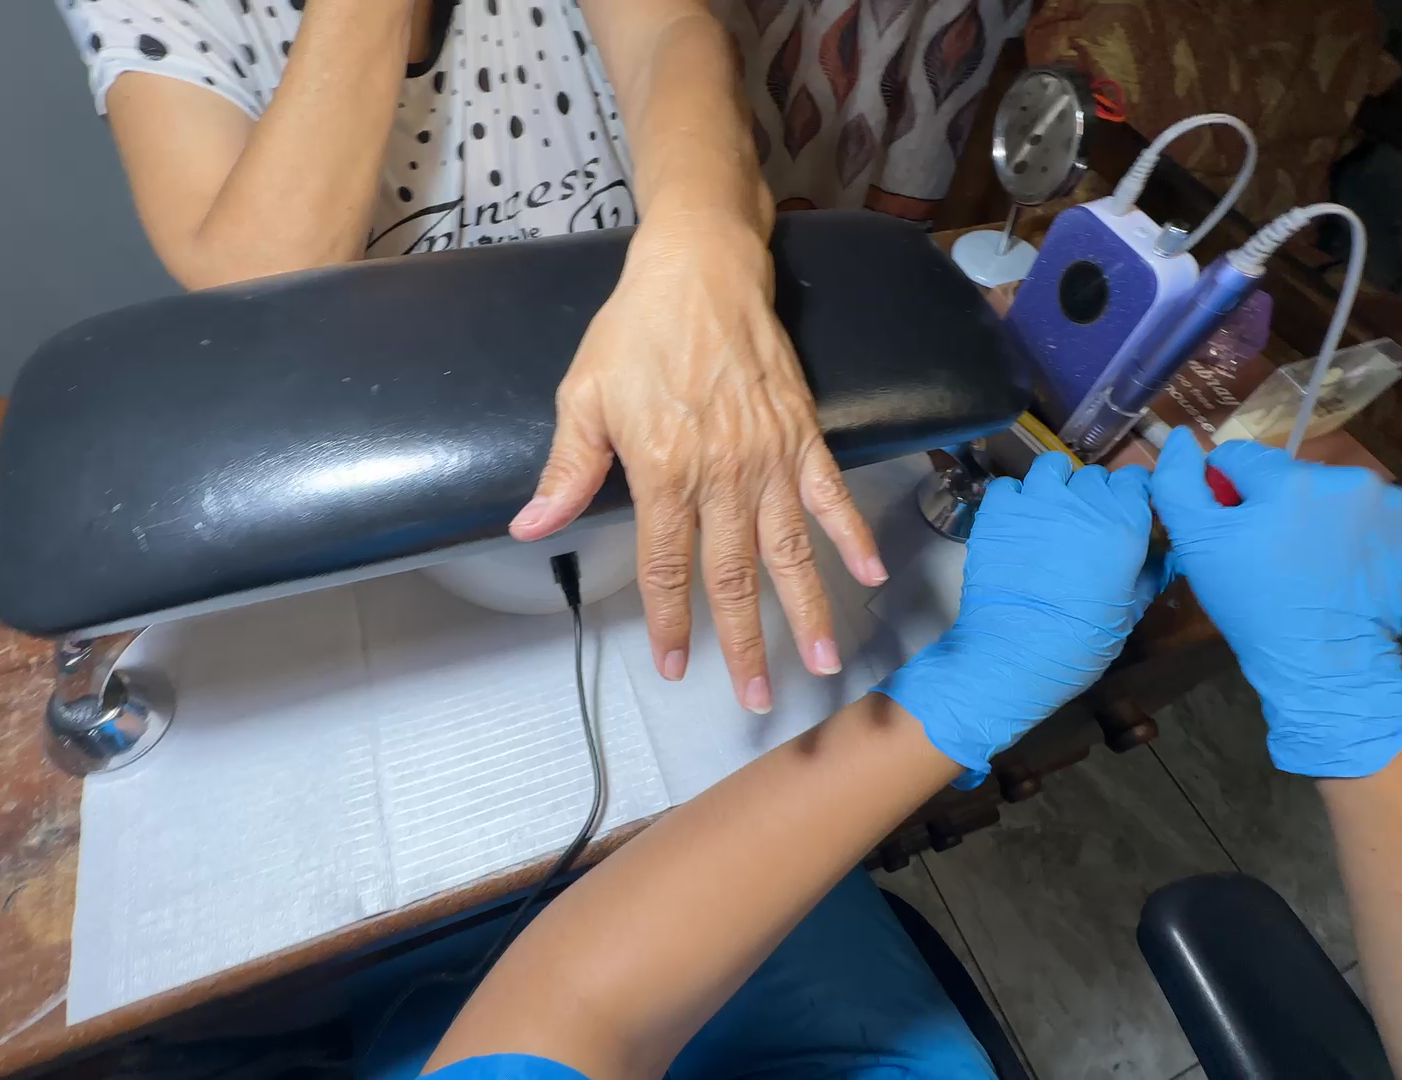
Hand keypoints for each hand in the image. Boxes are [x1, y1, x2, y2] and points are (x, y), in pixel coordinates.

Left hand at [510, 217, 884, 712]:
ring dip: (806, 609)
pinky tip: (871, 573)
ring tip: (822, 662)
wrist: (700, 270)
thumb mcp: (584, 396)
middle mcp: (721, 477)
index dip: (671, 624)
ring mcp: (769, 458)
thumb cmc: (635, 332)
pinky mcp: (803, 433)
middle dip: (743, 643)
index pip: (665, 568)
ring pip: (789, 550)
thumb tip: (530, 527)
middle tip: (758, 699)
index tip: (677, 669)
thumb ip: (566, 471)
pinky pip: (831, 493)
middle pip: (733, 577)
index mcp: (663, 473)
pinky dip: (852, 534)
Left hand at [879, 454, 1163, 785]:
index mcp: (1125, 526)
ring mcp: (1036, 502)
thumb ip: (1147, 573)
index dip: (1129, 492)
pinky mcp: (997, 512)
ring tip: (1047, 511)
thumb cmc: (1080, 641)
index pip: (1136, 480)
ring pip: (1050, 468)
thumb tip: (1159, 556)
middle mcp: (1082, 504)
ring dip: (1053, 484)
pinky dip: (1012, 497)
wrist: (1016, 650)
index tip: (1123, 507)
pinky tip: (1013, 520)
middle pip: (1093, 476)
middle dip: (1090, 494)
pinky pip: (1006, 485)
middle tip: (1080, 522)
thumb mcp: (1130, 610)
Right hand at [1150, 431, 1401, 776]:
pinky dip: (1355, 532)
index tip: (1224, 530)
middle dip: (1270, 503)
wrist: (1320, 658)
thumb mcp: (1195, 543)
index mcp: (1287, 478)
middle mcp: (1347, 478)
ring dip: (1313, 515)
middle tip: (1262, 551)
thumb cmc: (1248, 599)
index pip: (1237, 458)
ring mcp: (1392, 503)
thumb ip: (1177, 482)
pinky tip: (1340, 564)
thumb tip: (1179, 438)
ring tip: (1304, 560)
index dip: (1220, 491)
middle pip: (1286, 475)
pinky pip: (1373, 514)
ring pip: (1329, 492)